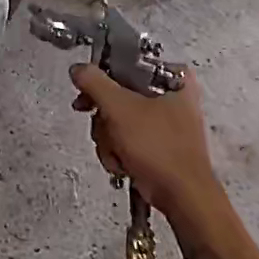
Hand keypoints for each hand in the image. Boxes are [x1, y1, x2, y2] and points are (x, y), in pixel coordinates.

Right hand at [70, 63, 224, 226]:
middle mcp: (171, 95)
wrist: (181, 195)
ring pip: (116, 117)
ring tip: (117, 151)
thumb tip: (77, 68)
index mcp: (173, 77)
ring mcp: (163, 121)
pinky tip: (122, 162)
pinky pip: (124, 137)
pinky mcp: (156, 143)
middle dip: (104, 117)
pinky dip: (117, 150)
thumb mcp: (119, 107)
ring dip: (108, 137)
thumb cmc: (156, 145)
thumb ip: (94, 82)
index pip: (127, 63)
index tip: (87, 92)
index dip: (103, 76)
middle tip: (99, 123)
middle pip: (118, 93)